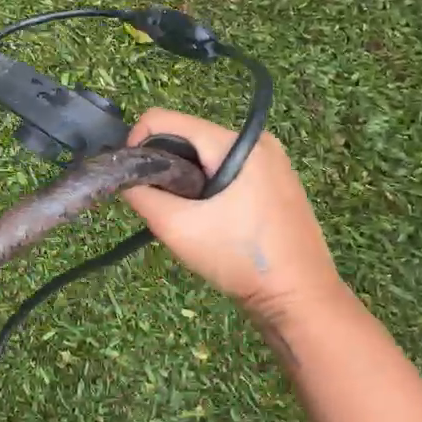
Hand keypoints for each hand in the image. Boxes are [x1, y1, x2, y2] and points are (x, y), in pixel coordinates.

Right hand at [123, 109, 342, 319]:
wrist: (302, 301)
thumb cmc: (238, 259)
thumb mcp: (172, 224)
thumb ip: (135, 190)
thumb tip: (119, 173)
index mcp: (236, 145)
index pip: (161, 119)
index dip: (136, 144)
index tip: (136, 178)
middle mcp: (257, 142)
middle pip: (182, 134)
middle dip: (162, 163)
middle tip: (163, 200)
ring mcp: (270, 160)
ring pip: (200, 151)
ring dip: (182, 175)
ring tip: (187, 210)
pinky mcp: (275, 178)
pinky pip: (221, 165)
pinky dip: (204, 182)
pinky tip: (210, 214)